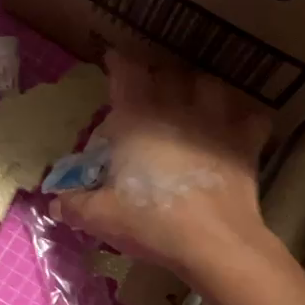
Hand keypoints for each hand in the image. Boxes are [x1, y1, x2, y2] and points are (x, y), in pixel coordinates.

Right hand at [50, 53, 273, 282]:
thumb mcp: (100, 218)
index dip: (118, 63)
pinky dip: (240, 117)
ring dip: (196, 89)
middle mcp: (177, 108)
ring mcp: (216, 121)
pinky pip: (249, 116)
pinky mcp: (245, 142)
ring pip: (208, 84)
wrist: (213, 242)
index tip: (112, 62)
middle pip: (166, 73)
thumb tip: (55, 203)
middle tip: (146, 93)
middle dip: (154, 77)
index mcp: (137, 118)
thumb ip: (75, 206)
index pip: (126, 71)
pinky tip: (232, 128)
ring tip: (189, 103)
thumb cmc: (150, 223)